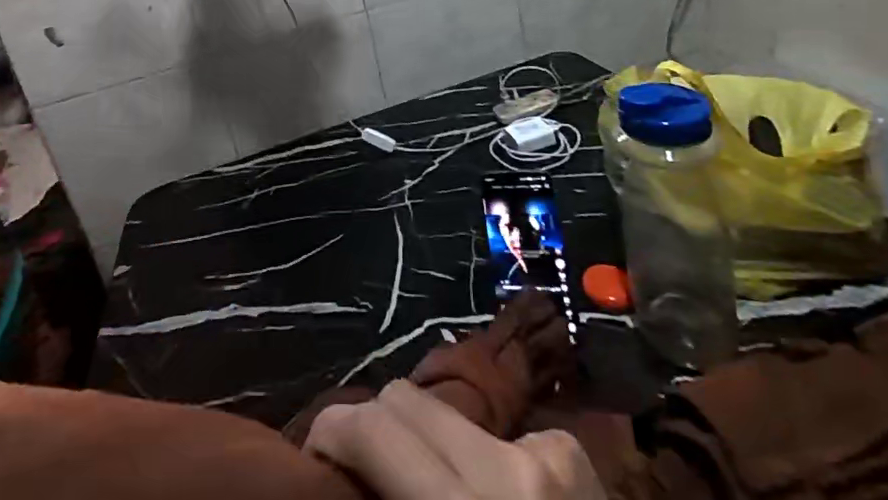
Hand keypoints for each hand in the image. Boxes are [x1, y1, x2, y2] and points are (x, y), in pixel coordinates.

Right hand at [306, 380, 603, 499]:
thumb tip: (355, 484)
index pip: (377, 428)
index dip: (332, 429)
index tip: (317, 456)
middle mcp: (508, 466)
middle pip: (407, 398)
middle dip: (374, 426)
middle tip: (364, 468)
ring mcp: (547, 449)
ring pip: (451, 414)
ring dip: (431, 445)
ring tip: (437, 489)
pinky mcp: (570, 447)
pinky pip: (499, 435)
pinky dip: (485, 461)